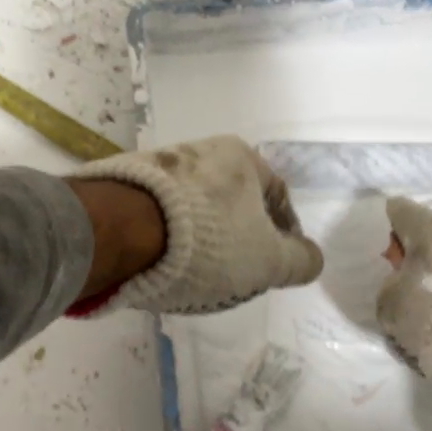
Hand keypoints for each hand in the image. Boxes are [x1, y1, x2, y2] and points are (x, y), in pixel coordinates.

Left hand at [67, 135, 323, 313]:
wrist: (120, 231)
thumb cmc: (208, 242)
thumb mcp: (268, 261)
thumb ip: (299, 262)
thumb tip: (311, 258)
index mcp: (239, 156)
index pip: (276, 195)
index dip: (286, 232)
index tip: (282, 262)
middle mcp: (197, 153)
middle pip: (230, 204)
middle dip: (238, 239)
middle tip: (238, 274)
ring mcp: (155, 170)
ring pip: (192, 213)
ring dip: (200, 243)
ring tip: (196, 278)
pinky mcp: (121, 190)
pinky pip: (155, 221)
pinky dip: (164, 244)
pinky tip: (161, 269)